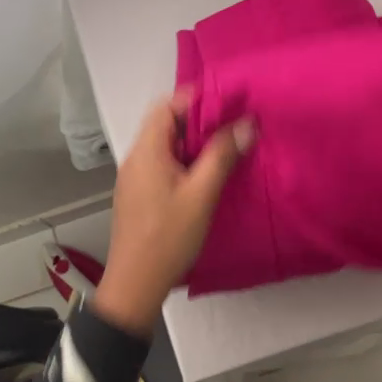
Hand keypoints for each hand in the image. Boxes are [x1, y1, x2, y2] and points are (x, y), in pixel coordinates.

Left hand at [91, 94, 253, 337]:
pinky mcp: (140, 195)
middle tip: (234, 125)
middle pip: (166, 124)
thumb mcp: (201, 194)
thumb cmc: (168, 236)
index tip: (229, 103)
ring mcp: (135, 177)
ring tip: (227, 148)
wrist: (135, 282)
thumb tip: (246, 123)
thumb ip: (223, 155)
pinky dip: (185, 161)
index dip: (197, 99)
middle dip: (200, 121)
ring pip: (166, 146)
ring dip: (194, 143)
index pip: (167, 105)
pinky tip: (207, 175)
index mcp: (147, 151)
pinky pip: (163, 165)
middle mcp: (136, 158)